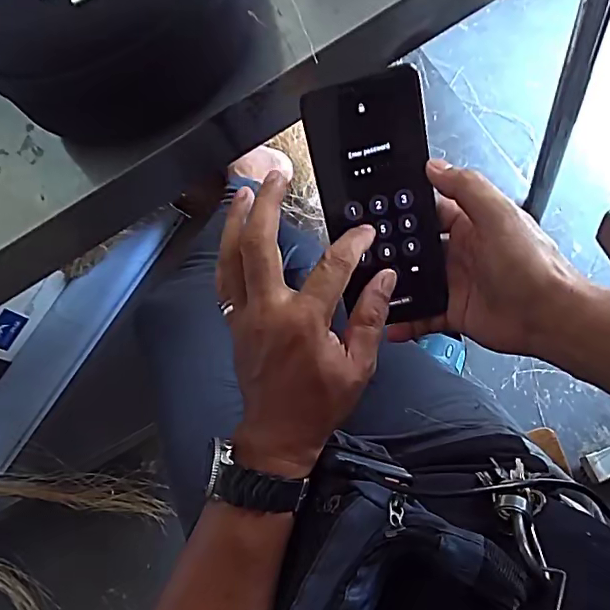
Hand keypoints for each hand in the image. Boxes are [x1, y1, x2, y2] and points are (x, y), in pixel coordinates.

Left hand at [219, 172, 394, 478]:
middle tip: (276, 176)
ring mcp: (244, 317)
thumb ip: (370, 318)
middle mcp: (268, 312)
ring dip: (236, 221)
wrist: (278, 433)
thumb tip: (384, 278)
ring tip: (245, 192)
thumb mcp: (358, 366)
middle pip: (259, 245)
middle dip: (267, 205)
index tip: (365, 234)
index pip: (330, 269)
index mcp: (304, 322)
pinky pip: (224, 280)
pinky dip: (227, 254)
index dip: (351, 245)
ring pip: (231, 258)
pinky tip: (234, 238)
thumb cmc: (319, 404)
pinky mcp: (233, 324)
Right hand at [384, 159, 588, 356]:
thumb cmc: (534, 266)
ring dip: (397, 285)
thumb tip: (436, 166)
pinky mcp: (457, 312)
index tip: (382, 211)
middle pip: (419, 248)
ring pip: (417, 282)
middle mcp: (464, 253)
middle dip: (396, 250)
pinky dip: (407, 320)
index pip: (433, 210)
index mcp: (473, 224)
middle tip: (369, 252)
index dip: (408, 210)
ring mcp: (459, 284)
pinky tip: (391, 321)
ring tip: (373, 287)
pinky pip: (425, 315)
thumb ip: (466, 187)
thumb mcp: (498, 214)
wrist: (548, 315)